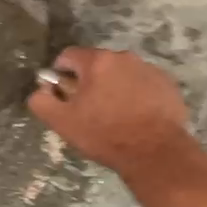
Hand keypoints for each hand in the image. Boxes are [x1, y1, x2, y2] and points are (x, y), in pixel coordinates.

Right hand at [27, 47, 190, 169]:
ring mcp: (149, 69)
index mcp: (97, 62)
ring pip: (120, 74)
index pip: (68, 56)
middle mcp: (124, 57)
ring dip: (112, 88)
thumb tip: (40, 90)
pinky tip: (134, 118)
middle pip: (96, 64)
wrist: (153, 151)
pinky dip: (134, 95)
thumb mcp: (61, 122)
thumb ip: (41, 101)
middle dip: (88, 82)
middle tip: (87, 110)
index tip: (62, 95)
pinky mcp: (166, 84)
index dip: (60, 74)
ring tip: (113, 116)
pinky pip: (141, 84)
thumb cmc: (103, 134)